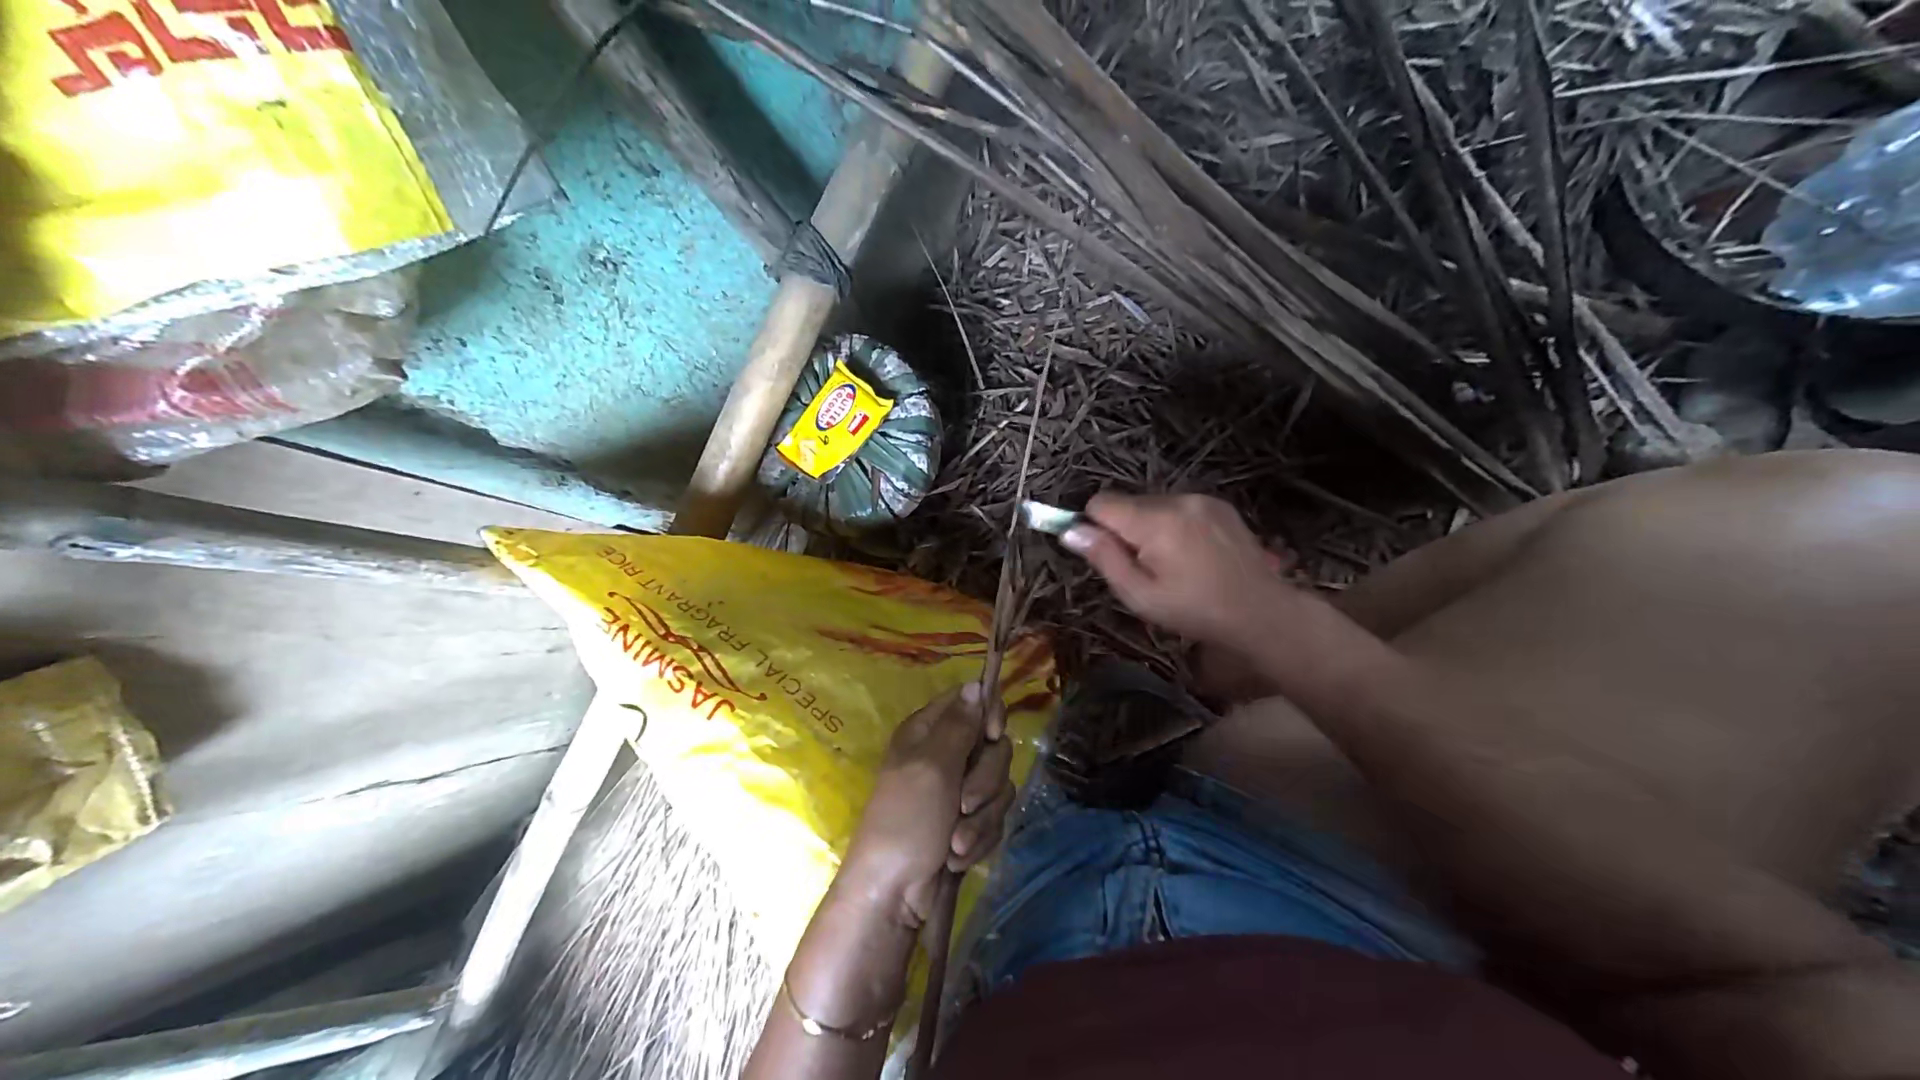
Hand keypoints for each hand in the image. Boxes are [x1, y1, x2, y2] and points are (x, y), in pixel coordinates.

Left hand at [838, 682, 1014, 929]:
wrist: (894, 895)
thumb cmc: (906, 822)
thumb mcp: (932, 766)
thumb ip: (959, 724)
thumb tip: (976, 683)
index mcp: (927, 731)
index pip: (972, 700)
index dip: (990, 714)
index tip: (993, 736)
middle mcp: (944, 755)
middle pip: (993, 747)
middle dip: (985, 781)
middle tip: (963, 803)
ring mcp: (957, 791)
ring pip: (999, 786)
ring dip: (981, 819)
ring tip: (954, 843)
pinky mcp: (968, 822)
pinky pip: (994, 817)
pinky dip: (980, 839)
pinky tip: (957, 856)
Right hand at [1062, 492, 1299, 644]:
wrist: (1261, 611)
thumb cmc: (1194, 610)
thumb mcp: (1140, 595)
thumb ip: (1104, 558)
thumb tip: (1069, 530)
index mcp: (1156, 521)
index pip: (1101, 502)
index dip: (1094, 526)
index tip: (1107, 555)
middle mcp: (1178, 499)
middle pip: (1127, 503)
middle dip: (1124, 530)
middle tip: (1144, 568)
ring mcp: (1202, 499)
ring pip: (1152, 504)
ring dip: (1149, 527)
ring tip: (1172, 564)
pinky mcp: (1219, 504)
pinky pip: (1178, 506)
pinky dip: (1174, 525)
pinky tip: (1192, 554)